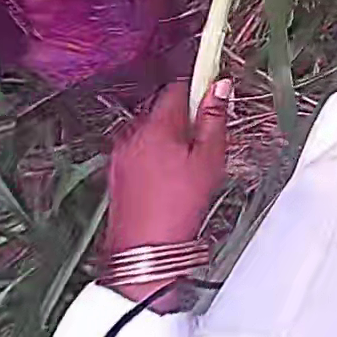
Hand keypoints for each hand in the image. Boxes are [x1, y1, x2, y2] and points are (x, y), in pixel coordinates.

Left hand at [104, 78, 229, 272]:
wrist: (145, 251)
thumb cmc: (179, 207)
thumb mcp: (209, 158)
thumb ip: (213, 117)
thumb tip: (219, 85)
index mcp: (157, 127)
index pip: (178, 88)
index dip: (198, 91)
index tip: (212, 100)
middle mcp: (133, 134)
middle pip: (164, 110)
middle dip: (185, 120)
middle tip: (204, 144)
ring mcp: (121, 154)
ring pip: (152, 131)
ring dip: (169, 138)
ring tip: (187, 167)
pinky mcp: (117, 171)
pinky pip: (140, 150)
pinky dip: (155, 156)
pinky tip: (169, 180)